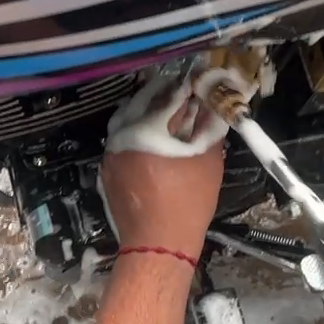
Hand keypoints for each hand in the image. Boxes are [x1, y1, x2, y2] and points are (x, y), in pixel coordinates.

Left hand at [99, 78, 226, 258]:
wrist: (157, 245)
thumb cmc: (187, 205)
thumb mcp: (207, 161)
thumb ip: (210, 126)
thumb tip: (215, 103)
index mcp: (144, 131)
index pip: (169, 95)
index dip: (188, 85)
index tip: (200, 78)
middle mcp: (120, 138)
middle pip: (142, 103)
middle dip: (164, 94)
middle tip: (185, 90)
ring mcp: (110, 155)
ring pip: (127, 120)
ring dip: (147, 111)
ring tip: (170, 111)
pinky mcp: (107, 171)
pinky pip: (121, 141)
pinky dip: (136, 133)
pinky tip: (154, 137)